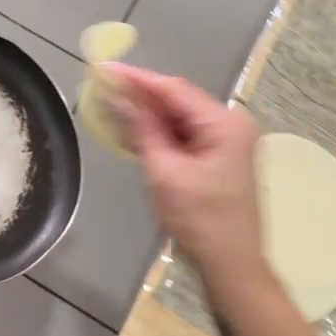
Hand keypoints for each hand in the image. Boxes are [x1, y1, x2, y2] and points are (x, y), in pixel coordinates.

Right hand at [106, 64, 265, 279]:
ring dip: (149, 115)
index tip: (106, 70)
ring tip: (112, 106)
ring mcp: (228, 142)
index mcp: (225, 123)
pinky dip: (161, 134)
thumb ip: (143, 130)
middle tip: (104, 87)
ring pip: (181, 118)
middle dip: (141, 96)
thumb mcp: (165, 173)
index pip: (174, 90)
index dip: (138, 79)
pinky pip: (186, 136)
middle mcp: (232, 125)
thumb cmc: (200, 220)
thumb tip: (120, 98)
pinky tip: (134, 131)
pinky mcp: (220, 158)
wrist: (232, 265)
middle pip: (179, 101)